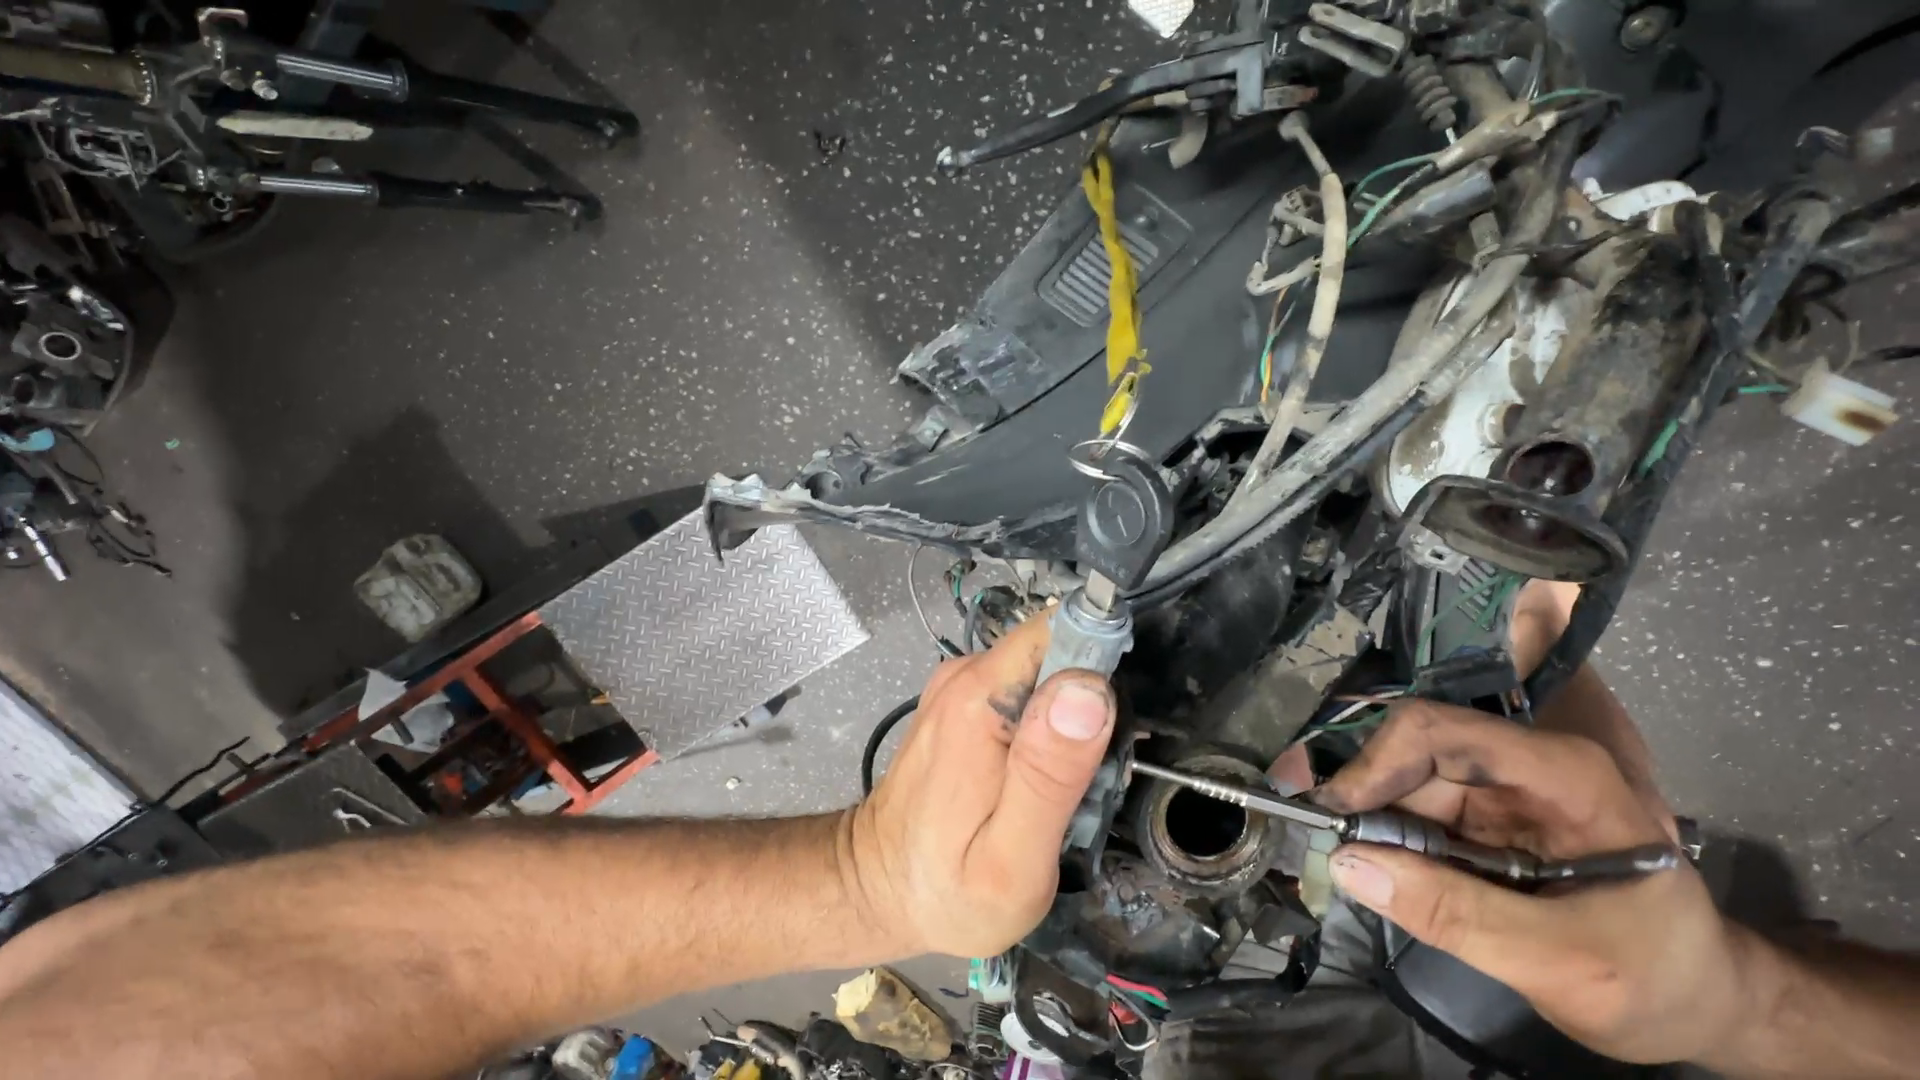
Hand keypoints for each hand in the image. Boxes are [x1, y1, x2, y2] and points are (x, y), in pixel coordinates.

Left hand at [844, 614, 1115, 958]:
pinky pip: (1024, 692)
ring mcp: (959, 687)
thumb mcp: (1011, 857)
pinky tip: (1038, 780)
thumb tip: (1089, 691)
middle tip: (1088, 781)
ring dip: (1071, 724)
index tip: (1113, 731)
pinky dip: (1046, 730)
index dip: (1101, 670)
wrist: (879, 891)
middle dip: (1090, 705)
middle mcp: (965, 677)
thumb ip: (1050, 773)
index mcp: (977, 700)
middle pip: (1058, 652)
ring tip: (1064, 790)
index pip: (1062, 632)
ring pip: (1046, 673)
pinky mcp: (962, 703)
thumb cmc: (946, 891)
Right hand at [1311, 701, 1756, 1064]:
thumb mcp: (1563, 962)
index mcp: (1559, 773)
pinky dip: (1382, 839)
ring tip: (1334, 860)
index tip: (1330, 814)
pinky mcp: (1482, 823)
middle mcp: (1522, 767)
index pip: (1440, 732)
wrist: (1704, 1005)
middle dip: (1356, 792)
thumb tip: (1346, 864)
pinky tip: (1365, 865)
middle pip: (1411, 755)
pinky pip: (1414, 817)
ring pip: (1403, 786)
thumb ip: (1455, 912)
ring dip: (1364, 821)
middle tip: (1304, 830)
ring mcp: (1500, 794)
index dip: (1374, 763)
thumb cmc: (1658, 979)